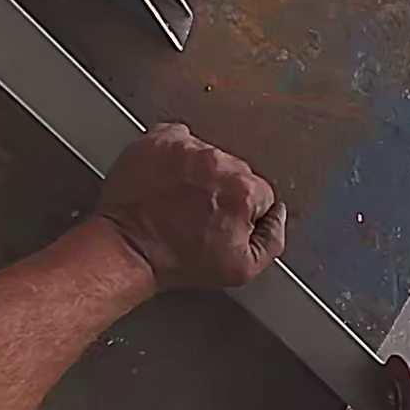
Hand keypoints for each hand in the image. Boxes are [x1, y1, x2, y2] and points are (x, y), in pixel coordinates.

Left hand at [96, 124, 286, 289]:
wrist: (131, 248)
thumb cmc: (181, 260)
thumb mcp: (243, 269)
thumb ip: (273, 240)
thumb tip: (278, 217)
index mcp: (243, 192)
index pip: (262, 194)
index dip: (246, 214)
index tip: (226, 224)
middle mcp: (218, 163)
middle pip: (237, 172)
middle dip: (225, 192)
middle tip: (202, 215)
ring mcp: (187, 148)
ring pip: (210, 157)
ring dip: (202, 174)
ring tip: (183, 199)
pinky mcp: (160, 141)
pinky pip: (181, 140)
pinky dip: (179, 157)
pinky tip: (172, 180)